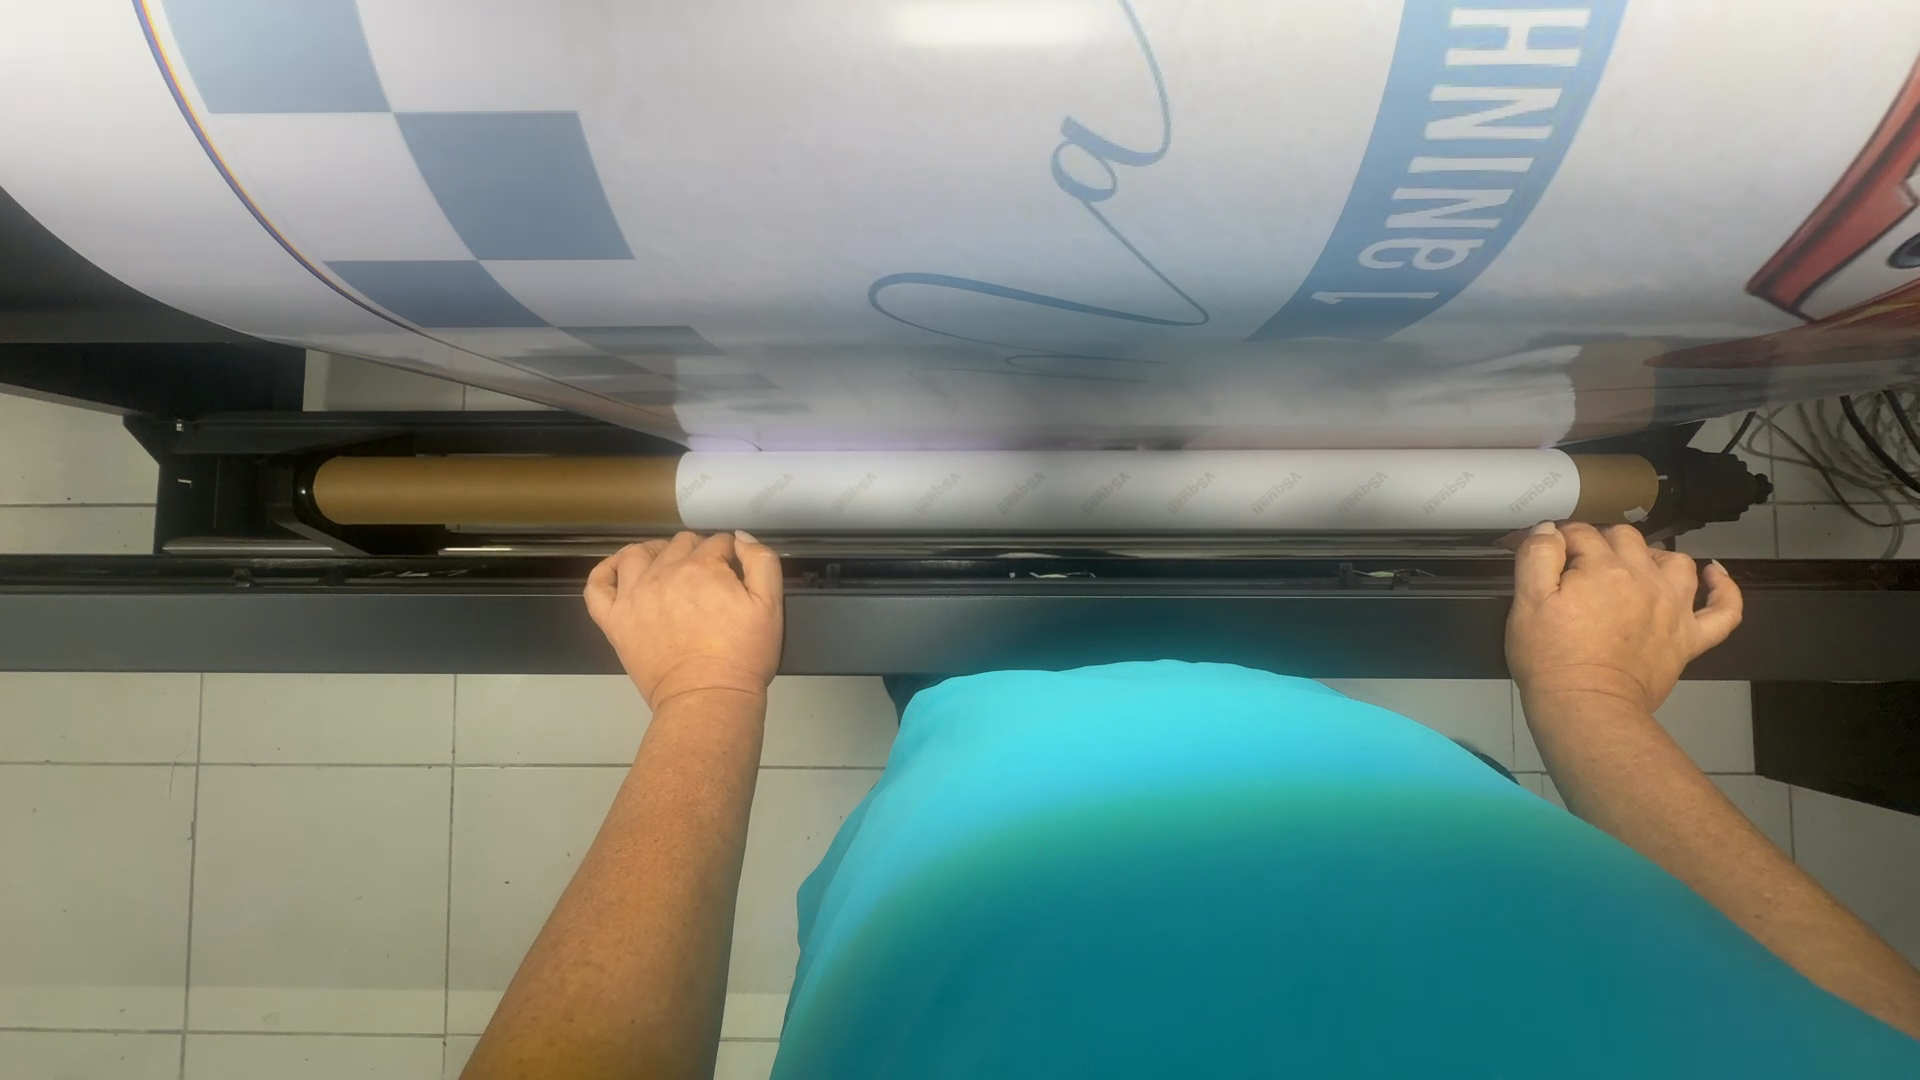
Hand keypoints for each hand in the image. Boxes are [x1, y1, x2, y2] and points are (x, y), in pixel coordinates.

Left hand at [583, 531, 783, 709]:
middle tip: (711, 575)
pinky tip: (620, 570)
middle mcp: (664, 574)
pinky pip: (597, 586)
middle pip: (680, 544)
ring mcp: (634, 596)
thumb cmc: (743, 655)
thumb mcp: (770, 605)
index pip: (718, 542)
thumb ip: (762, 560)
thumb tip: (740, 538)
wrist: (708, 698)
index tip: (737, 571)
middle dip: (699, 550)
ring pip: (637, 554)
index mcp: (702, 568)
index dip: (731, 553)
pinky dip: (605, 571)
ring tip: (668, 564)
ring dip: (656, 551)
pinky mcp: (615, 621)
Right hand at [1507, 522, 1741, 712]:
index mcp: (1601, 569)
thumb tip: (1548, 530)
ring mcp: (1676, 607)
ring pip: (1674, 560)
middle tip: (1569, 561)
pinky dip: (1723, 586)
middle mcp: (1645, 579)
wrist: (1585, 704)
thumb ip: (1536, 557)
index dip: (1551, 536)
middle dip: (1595, 541)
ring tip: (1627, 566)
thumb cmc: (1548, 653)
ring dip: (1649, 555)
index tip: (1533, 548)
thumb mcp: (1526, 601)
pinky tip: (1712, 574)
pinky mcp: (1692, 637)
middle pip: (1625, 539)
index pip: (1578, 533)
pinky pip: (1725, 607)